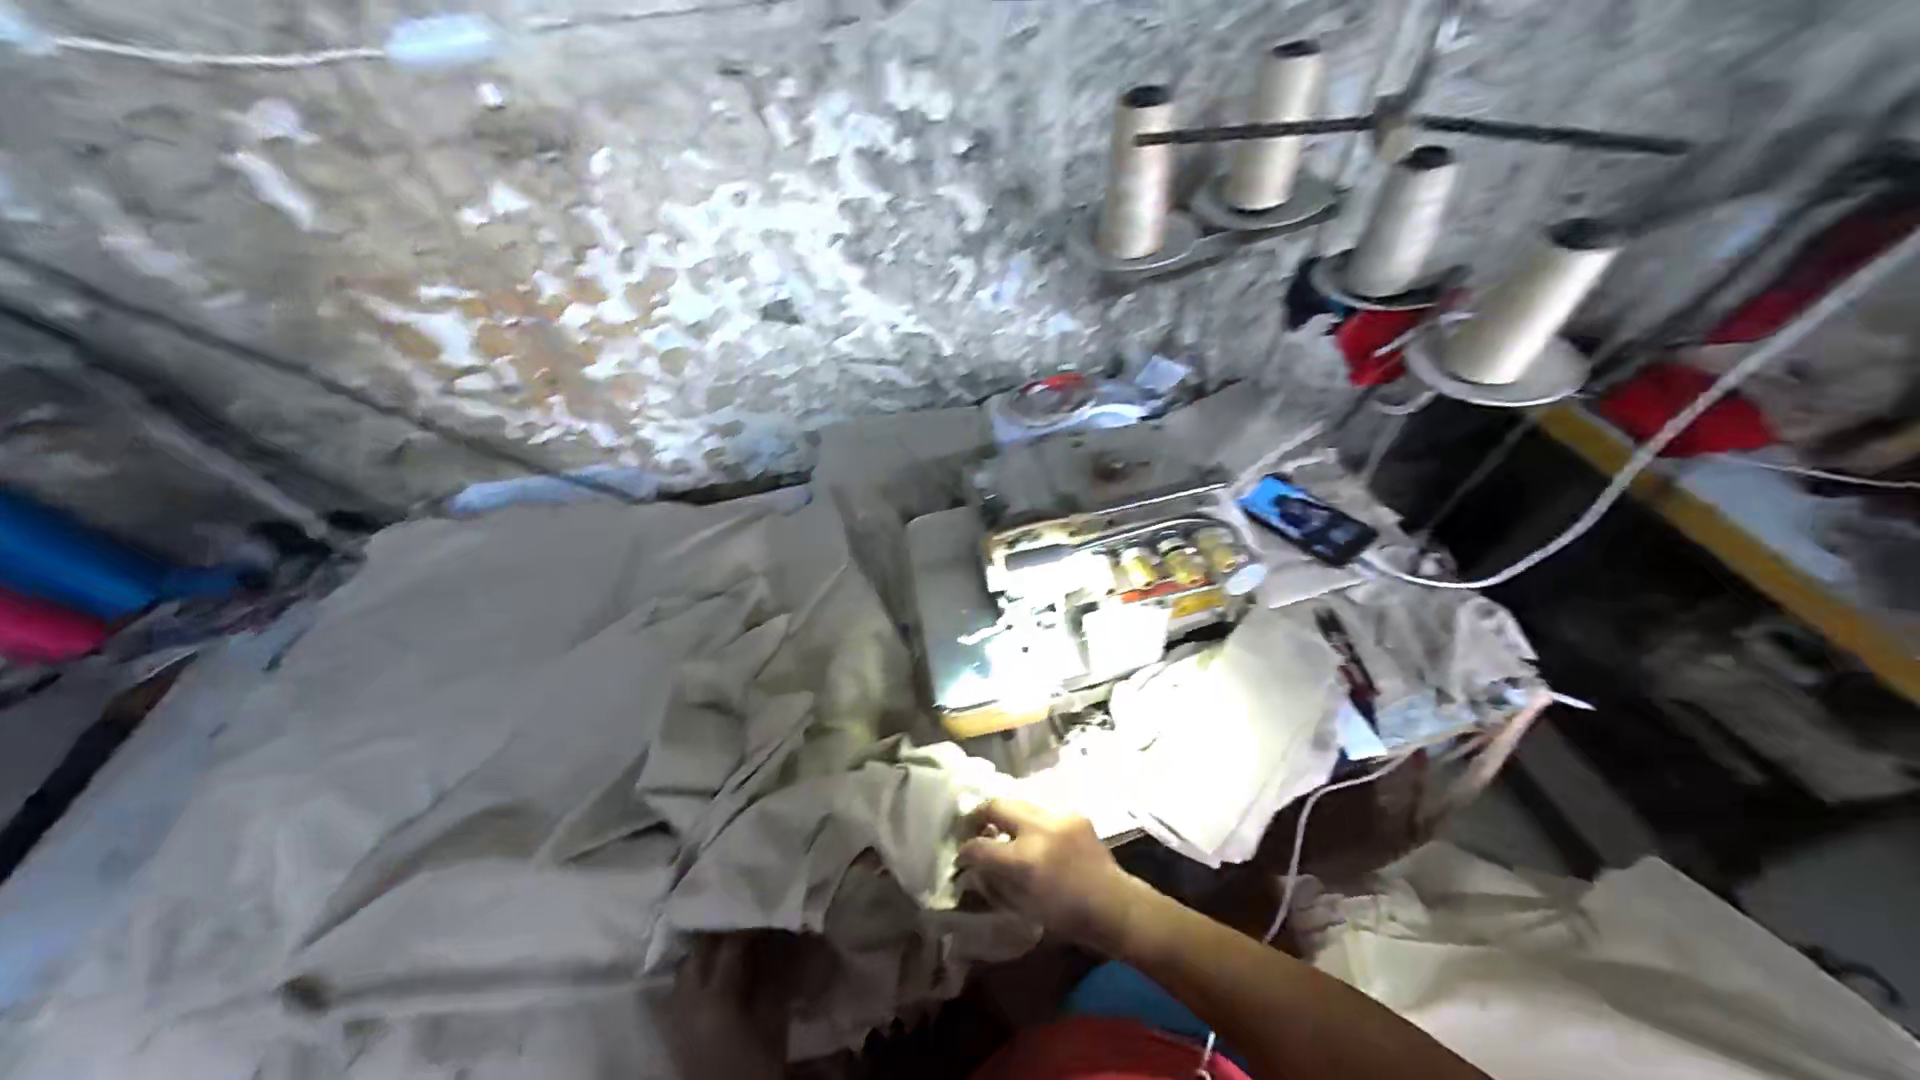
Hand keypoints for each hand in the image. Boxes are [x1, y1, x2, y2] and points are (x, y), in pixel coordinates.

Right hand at [957, 798, 1157, 954]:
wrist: (1115, 906)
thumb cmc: (1068, 918)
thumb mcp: (1023, 906)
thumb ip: (996, 880)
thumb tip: (976, 865)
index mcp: (1025, 860)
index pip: (979, 846)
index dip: (965, 851)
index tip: (961, 855)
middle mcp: (1039, 830)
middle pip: (996, 805)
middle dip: (979, 815)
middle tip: (973, 827)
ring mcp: (1059, 817)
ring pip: (1019, 803)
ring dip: (1006, 816)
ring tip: (1002, 830)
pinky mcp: (1074, 814)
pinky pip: (1043, 812)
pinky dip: (1032, 823)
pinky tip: (1036, 837)